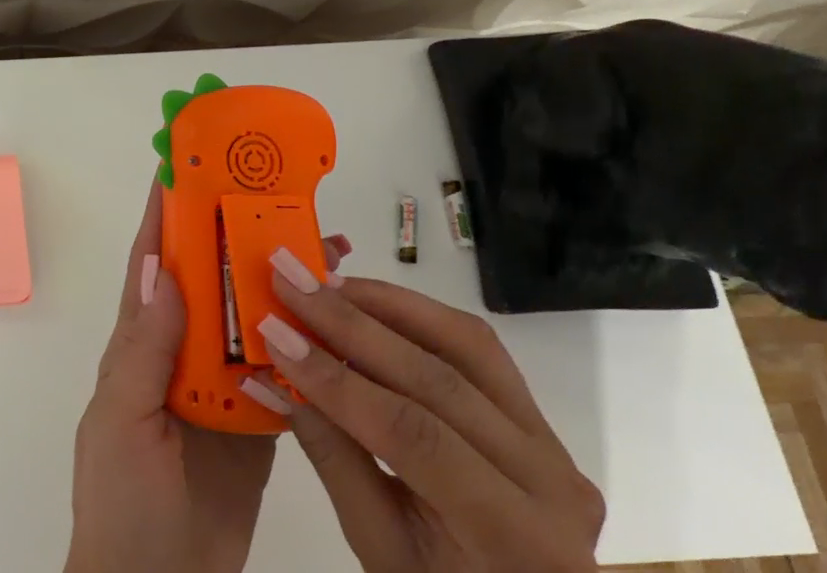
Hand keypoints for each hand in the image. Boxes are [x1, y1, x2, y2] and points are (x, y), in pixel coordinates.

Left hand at [67, 181, 349, 572]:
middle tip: (282, 195)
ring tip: (327, 246)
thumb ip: (143, 350)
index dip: (166, 213)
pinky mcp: (258, 422)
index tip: (188, 162)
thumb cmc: (121, 499)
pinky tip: (338, 318)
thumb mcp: (120, 418)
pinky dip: (306, 341)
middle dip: (239, 235)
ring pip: (253, 318)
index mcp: (139, 344)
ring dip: (281, 282)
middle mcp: (179, 354)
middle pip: (212, 281)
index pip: (153, 263)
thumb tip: (162, 269)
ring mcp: (220, 386)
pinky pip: (283, 370)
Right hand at [246, 255, 605, 572]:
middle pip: (441, 379)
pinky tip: (366, 301)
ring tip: (322, 282)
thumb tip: (273, 375)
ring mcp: (553, 443)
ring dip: (387, 303)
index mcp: (515, 536)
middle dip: (350, 323)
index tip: (274, 333)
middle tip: (287, 280)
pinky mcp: (539, 419)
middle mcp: (550, 479)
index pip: (415, 435)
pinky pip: (477, 352)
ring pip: (467, 346)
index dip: (337, 378)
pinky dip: (416, 316)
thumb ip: (333, 456)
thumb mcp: (379, 548)